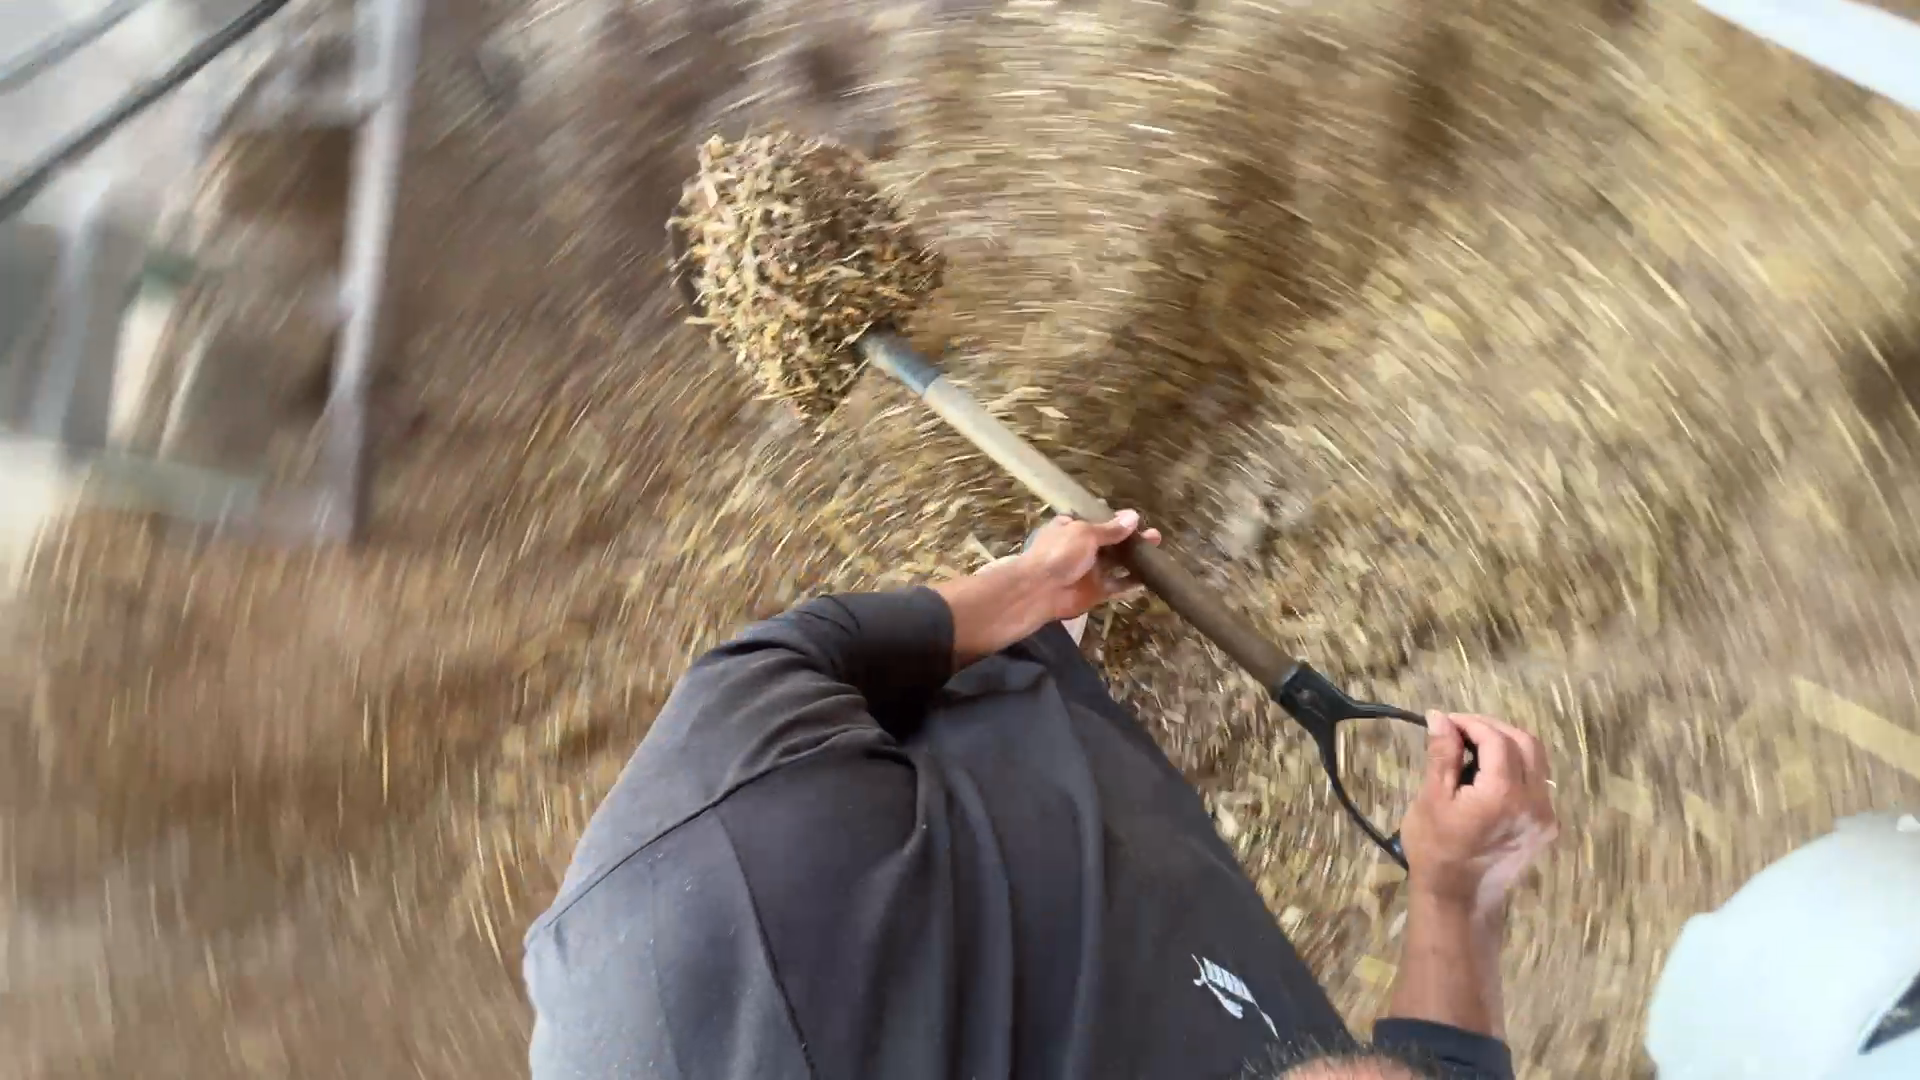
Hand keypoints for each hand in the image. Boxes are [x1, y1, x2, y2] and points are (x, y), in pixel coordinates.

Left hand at [1020, 511, 1161, 621]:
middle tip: (1154, 537)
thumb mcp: (1085, 533)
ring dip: (1135, 559)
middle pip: (1111, 543)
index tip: (1136, 519)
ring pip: (1117, 564)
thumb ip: (1110, 529)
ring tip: (1156, 553)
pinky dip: (1131, 583)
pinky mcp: (1095, 591)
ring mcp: (1088, 571)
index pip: (1098, 521)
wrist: (1039, 590)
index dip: (1116, 521)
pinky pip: (1117, 586)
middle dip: (1131, 540)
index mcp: (1072, 528)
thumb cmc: (1059, 552)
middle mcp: (1081, 548)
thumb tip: (1133, 517)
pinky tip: (1149, 578)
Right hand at [1400, 713, 1557, 915]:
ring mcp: (1545, 817)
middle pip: (1526, 744)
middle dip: (1491, 727)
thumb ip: (1442, 755)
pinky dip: (1513, 766)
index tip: (1442, 720)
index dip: (1470, 722)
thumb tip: (1439, 718)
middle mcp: (1535, 803)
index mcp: (1504, 795)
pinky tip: (1484, 772)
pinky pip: (1536, 782)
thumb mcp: (1431, 798)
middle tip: (1457, 727)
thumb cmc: (1436, 848)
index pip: (1497, 740)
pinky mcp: (1545, 827)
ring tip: (1469, 746)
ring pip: (1536, 761)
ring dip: (1505, 744)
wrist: (1460, 898)